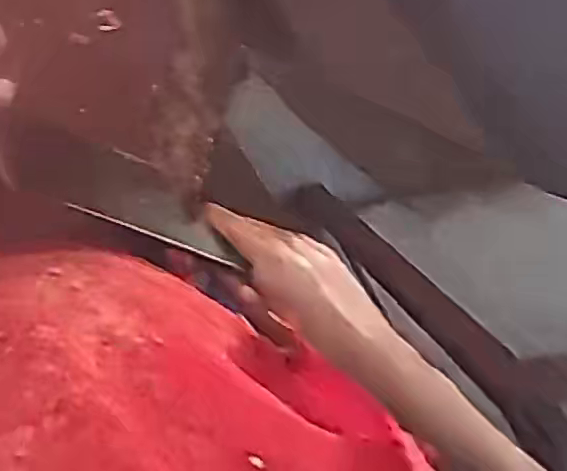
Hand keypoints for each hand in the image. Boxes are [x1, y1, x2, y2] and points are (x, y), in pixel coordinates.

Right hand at [207, 205, 410, 380]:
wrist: (371, 349)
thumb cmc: (315, 333)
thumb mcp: (264, 309)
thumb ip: (239, 280)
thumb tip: (225, 267)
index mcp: (270, 249)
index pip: (227, 219)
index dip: (208, 218)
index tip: (195, 219)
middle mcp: (289, 238)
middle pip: (247, 224)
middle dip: (232, 234)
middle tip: (224, 253)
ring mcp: (311, 244)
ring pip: (269, 232)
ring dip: (257, 243)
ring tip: (256, 269)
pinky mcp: (328, 254)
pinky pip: (292, 241)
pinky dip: (281, 250)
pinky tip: (285, 273)